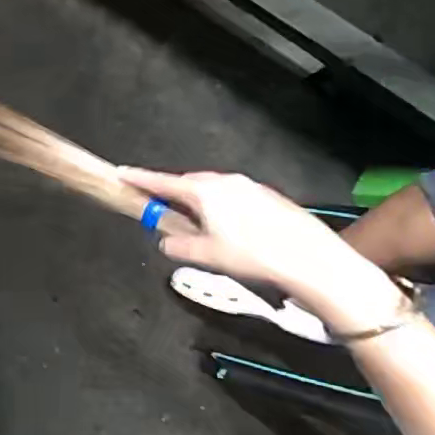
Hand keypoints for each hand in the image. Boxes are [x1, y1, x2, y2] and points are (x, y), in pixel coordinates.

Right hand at [119, 167, 409, 333]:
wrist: (313, 261)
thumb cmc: (254, 256)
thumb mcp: (206, 256)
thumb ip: (178, 244)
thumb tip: (167, 241)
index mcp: (203, 192)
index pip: (161, 182)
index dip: (138, 179)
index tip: (121, 173)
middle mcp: (225, 182)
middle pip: (187, 184)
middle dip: (172, 194)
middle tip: (162, 210)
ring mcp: (249, 187)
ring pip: (212, 190)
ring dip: (199, 202)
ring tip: (199, 225)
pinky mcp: (269, 197)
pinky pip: (233, 196)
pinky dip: (222, 207)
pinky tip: (231, 230)